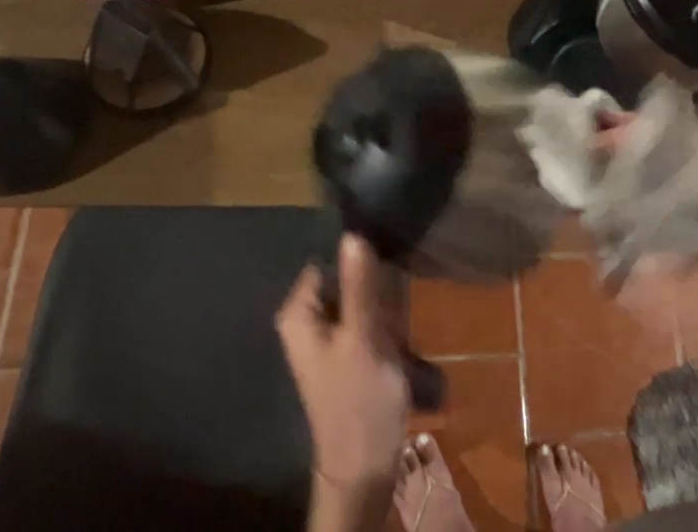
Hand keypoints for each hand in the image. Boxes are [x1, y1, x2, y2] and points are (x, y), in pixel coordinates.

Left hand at [276, 234, 409, 488]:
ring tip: (399, 314)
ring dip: (380, 303)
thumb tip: (353, 232)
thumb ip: (359, 286)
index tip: (386, 254)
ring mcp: (326, 339)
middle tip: (398, 291)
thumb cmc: (359, 400)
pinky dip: (381, 322)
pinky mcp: (346, 354)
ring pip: (358, 301)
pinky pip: (364, 321)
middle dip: (371, 282)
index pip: (325, 262)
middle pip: (343, 280)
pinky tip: (399, 330)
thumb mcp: (362, 338)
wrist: (363, 465)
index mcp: (298, 315)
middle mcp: (306, 322)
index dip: (355, 256)